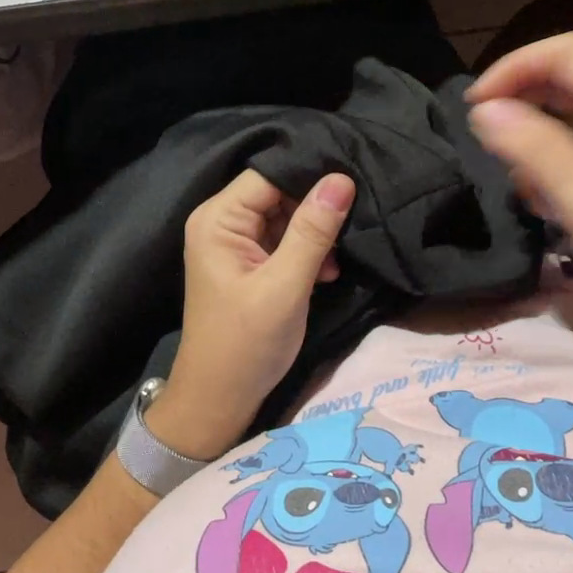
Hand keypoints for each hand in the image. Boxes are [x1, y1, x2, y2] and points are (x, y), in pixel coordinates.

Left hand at [162, 170, 355, 452]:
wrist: (219, 397)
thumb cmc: (247, 343)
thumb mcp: (285, 286)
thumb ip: (313, 231)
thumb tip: (341, 179)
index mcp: (218, 219)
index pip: (268, 174)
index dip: (309, 174)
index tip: (354, 180)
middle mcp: (220, 222)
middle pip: (277, 192)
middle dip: (315, 208)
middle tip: (352, 225)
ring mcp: (233, 244)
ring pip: (284, 217)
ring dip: (314, 234)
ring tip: (336, 259)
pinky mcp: (247, 264)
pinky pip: (282, 241)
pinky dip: (306, 253)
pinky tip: (326, 272)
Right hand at [465, 30, 572, 333]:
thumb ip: (533, 147)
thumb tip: (482, 109)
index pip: (568, 51)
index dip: (516, 65)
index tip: (476, 106)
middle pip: (566, 74)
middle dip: (518, 95)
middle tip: (481, 134)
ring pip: (565, 110)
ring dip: (530, 132)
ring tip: (512, 173)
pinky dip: (545, 159)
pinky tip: (538, 196)